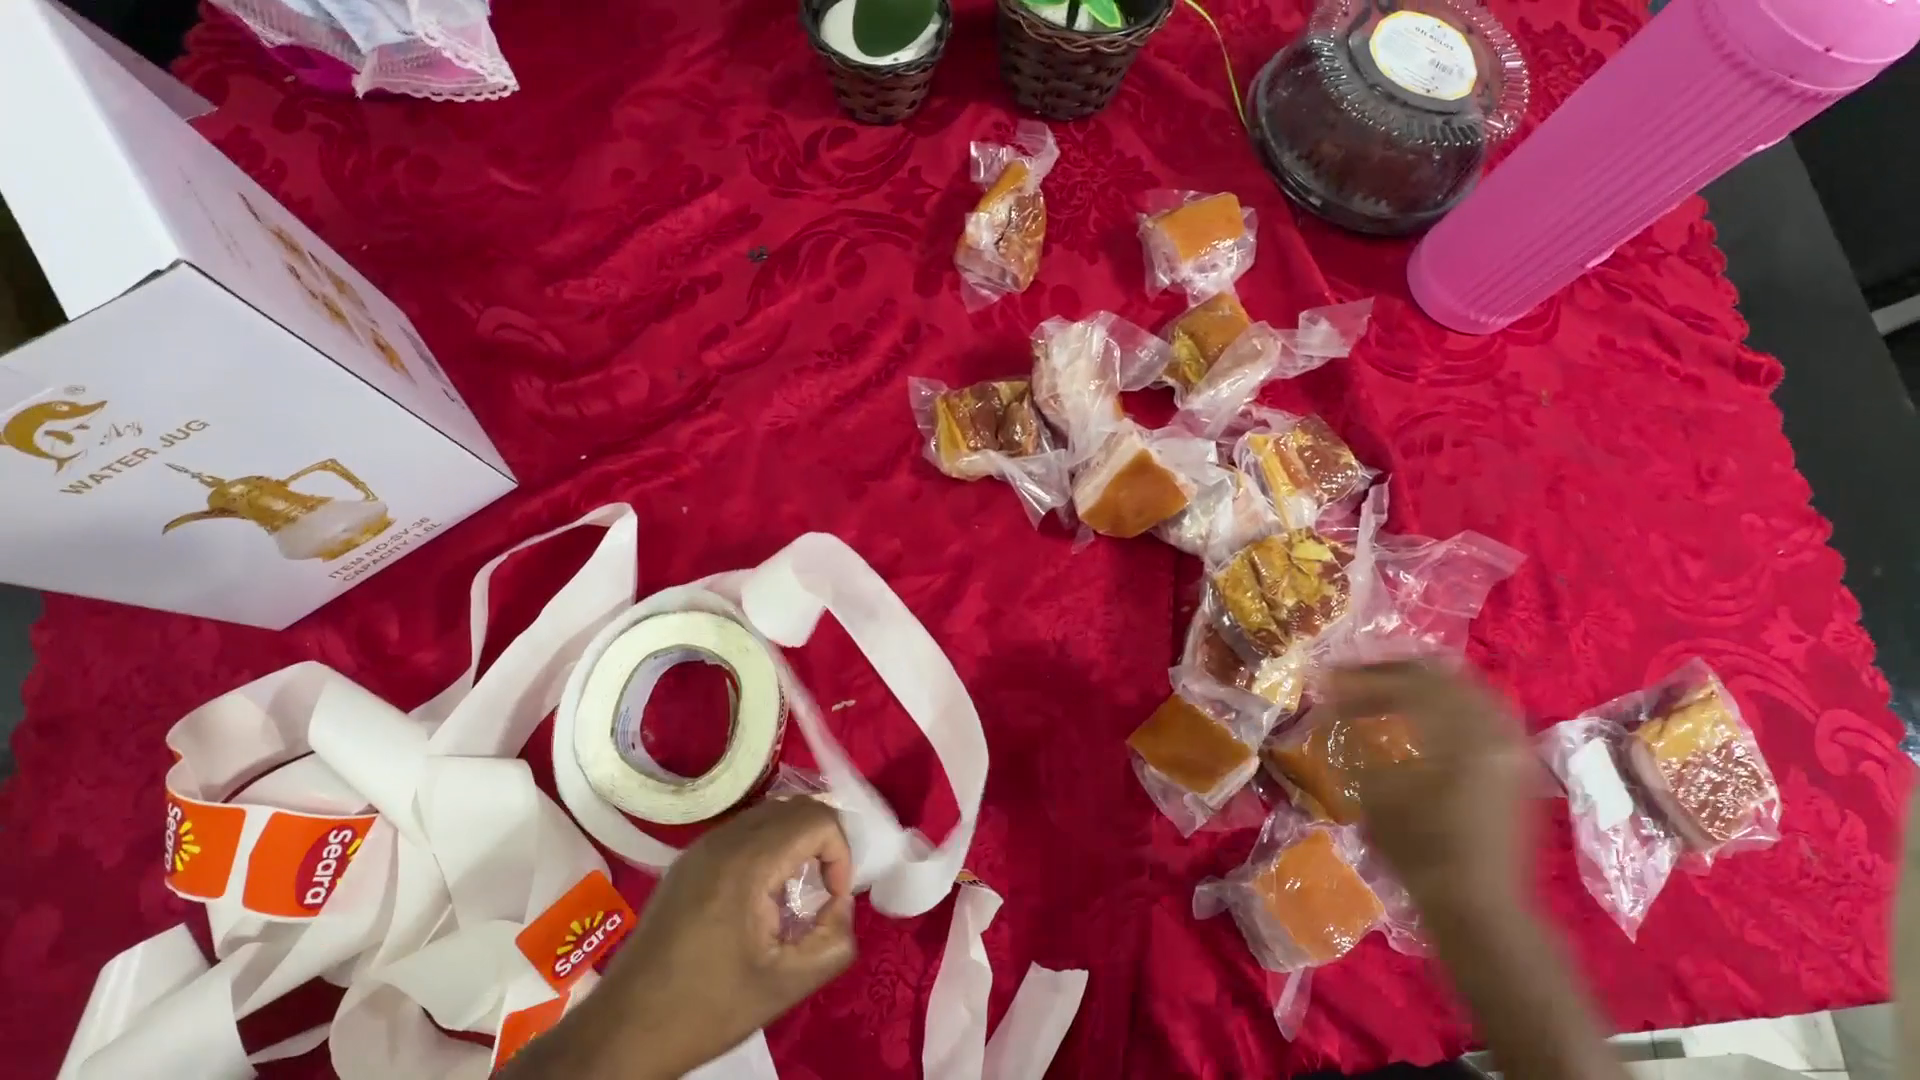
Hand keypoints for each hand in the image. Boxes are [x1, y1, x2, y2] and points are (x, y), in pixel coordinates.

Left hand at [524, 797, 854, 1079]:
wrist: (624, 1030)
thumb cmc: (707, 1008)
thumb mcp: (787, 985)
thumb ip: (835, 940)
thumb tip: (840, 903)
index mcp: (748, 863)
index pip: (818, 820)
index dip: (841, 855)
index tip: (833, 901)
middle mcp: (723, 840)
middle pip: (796, 807)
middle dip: (823, 844)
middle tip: (823, 892)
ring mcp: (700, 847)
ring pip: (770, 814)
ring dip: (796, 843)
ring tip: (794, 897)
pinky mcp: (687, 861)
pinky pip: (744, 831)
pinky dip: (769, 848)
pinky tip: (761, 898)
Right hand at [1322, 660, 1534, 910]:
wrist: (1480, 907)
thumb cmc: (1421, 854)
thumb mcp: (1375, 793)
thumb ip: (1355, 740)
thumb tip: (1333, 705)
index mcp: (1460, 734)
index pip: (1407, 680)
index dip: (1361, 675)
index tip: (1325, 677)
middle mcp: (1493, 729)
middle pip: (1440, 673)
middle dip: (1390, 670)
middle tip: (1352, 676)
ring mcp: (1511, 745)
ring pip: (1464, 689)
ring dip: (1420, 683)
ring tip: (1382, 691)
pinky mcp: (1516, 763)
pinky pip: (1480, 711)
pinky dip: (1445, 704)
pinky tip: (1419, 717)